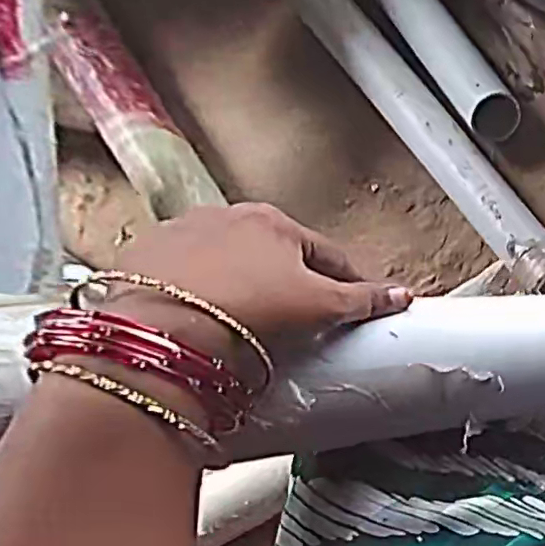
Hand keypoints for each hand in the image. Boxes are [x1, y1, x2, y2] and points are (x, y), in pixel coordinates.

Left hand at [100, 204, 412, 373]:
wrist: (163, 331)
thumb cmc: (254, 309)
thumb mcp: (325, 307)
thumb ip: (367, 299)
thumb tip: (403, 294)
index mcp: (275, 221)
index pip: (331, 257)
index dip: (349, 286)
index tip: (355, 309)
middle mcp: (225, 214)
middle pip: (281, 256)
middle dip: (296, 282)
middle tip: (306, 319)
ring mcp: (179, 232)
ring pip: (236, 262)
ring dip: (252, 284)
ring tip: (259, 320)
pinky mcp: (141, 257)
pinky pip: (193, 273)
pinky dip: (210, 290)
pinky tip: (216, 317)